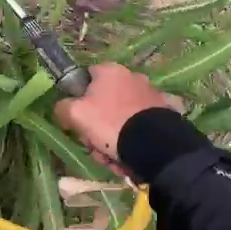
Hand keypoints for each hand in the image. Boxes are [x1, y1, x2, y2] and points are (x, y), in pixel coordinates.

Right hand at [54, 63, 182, 174]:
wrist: (156, 147)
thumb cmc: (110, 122)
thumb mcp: (75, 114)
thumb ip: (62, 108)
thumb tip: (63, 109)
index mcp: (110, 70)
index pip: (86, 78)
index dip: (79, 99)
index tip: (79, 120)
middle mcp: (132, 77)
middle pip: (105, 102)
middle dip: (98, 127)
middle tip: (96, 146)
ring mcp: (152, 96)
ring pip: (123, 118)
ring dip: (115, 138)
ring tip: (114, 159)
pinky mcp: (168, 115)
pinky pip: (142, 127)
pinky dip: (135, 140)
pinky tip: (131, 157)